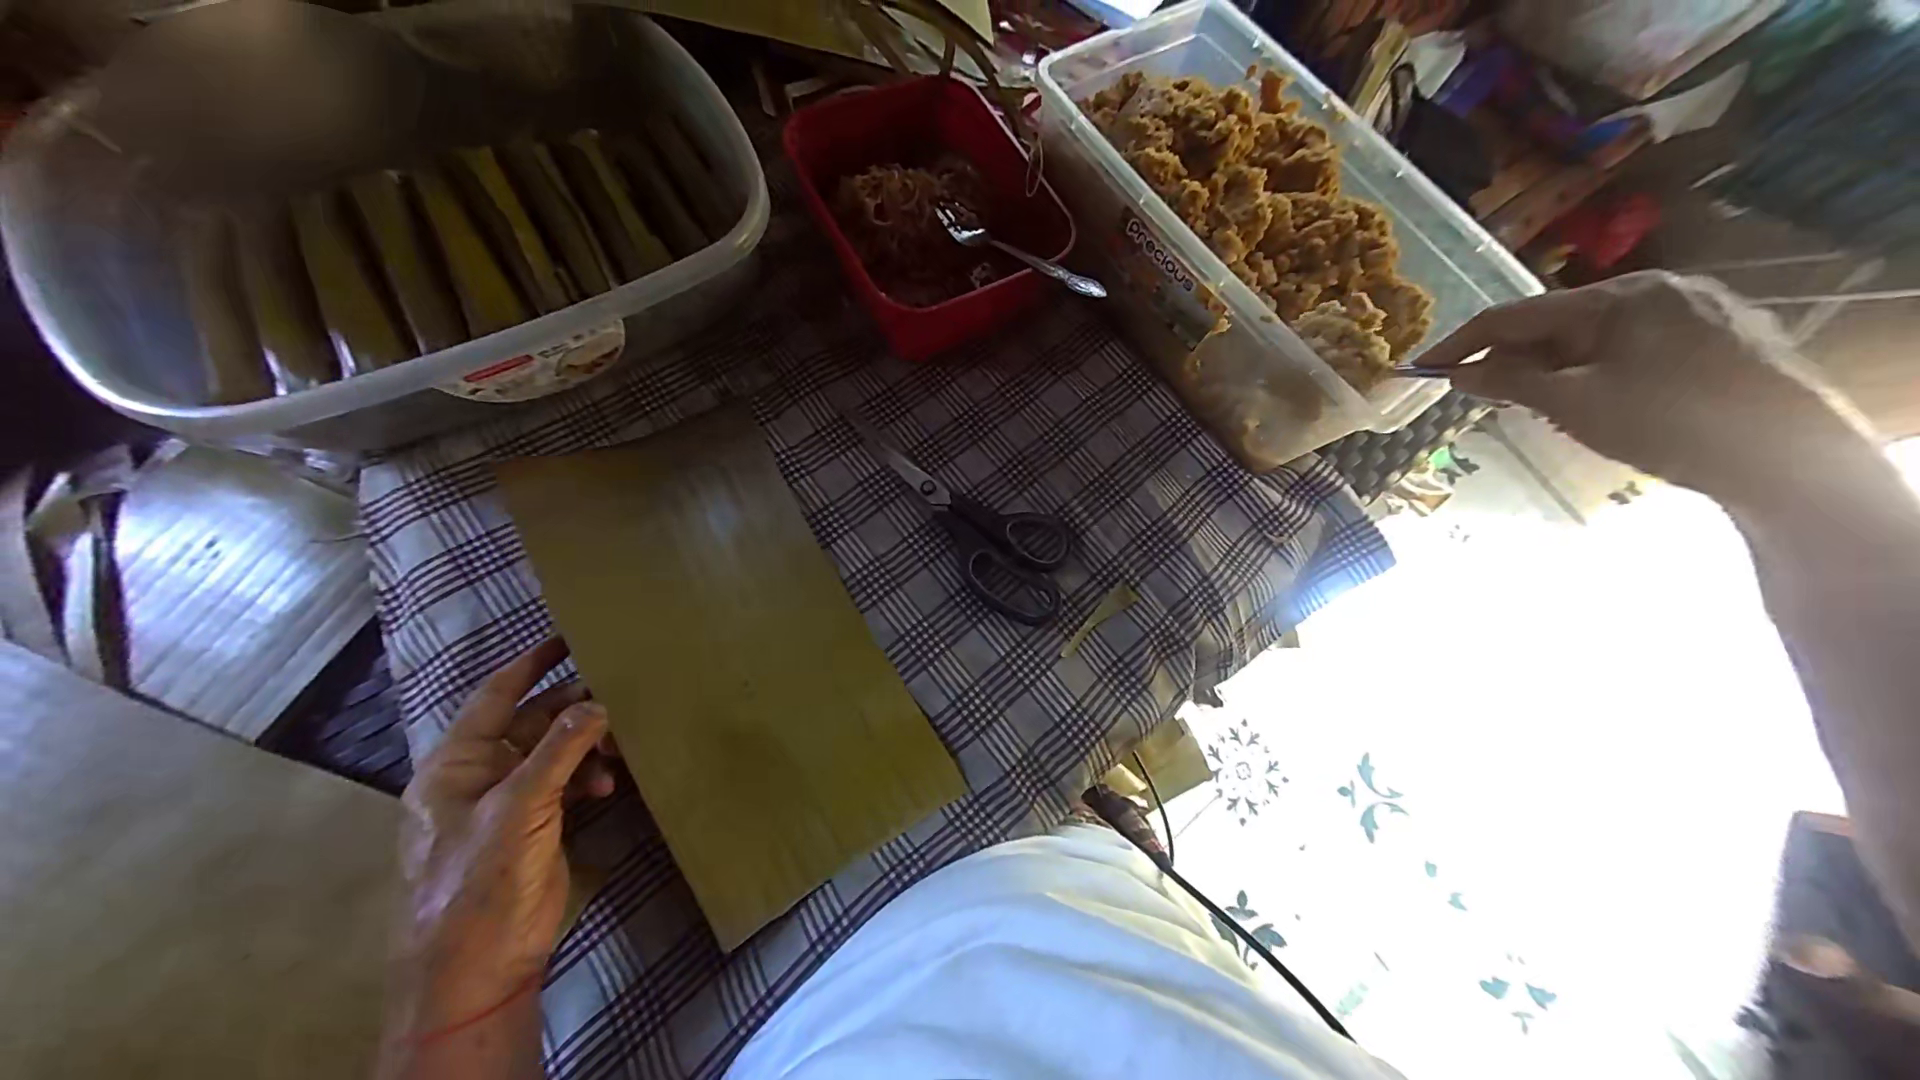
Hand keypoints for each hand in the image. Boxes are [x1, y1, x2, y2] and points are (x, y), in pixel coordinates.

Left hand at [387, 638, 616, 1040]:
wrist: (478, 963)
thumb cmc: (480, 878)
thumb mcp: (518, 807)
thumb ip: (559, 751)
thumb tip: (597, 702)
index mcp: (456, 765)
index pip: (494, 698)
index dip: (529, 666)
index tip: (567, 639)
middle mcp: (482, 776)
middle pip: (533, 724)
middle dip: (574, 711)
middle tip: (617, 697)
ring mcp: (511, 802)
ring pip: (557, 753)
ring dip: (588, 748)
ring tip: (618, 752)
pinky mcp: (537, 825)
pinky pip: (569, 783)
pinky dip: (591, 778)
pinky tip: (611, 786)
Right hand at [1417, 271, 1879, 509]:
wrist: (1789, 458)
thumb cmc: (1667, 422)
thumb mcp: (1572, 403)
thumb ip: (1507, 382)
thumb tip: (1456, 372)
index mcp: (1618, 298)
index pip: (1516, 314)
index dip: (1461, 342)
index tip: (1421, 367)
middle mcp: (1654, 291)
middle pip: (1552, 323)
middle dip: (1511, 359)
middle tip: (1483, 397)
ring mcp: (1688, 310)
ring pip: (1588, 336)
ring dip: (1549, 369)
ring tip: (1537, 406)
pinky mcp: (1710, 335)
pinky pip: (1624, 345)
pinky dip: (1588, 370)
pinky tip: (1587, 400)